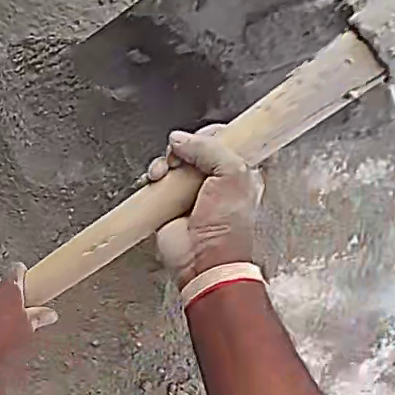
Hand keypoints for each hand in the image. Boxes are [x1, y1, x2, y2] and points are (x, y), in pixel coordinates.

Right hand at [148, 126, 262, 287]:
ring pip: (174, 161)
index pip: (226, 139)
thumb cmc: (227, 227)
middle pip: (196, 147)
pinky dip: (154, 176)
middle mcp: (215, 179)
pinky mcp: (169, 202)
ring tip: (166, 171)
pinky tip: (156, 180)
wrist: (202, 260)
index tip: (202, 138)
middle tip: (182, 156)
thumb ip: (209, 148)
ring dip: (166, 161)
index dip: (211, 134)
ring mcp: (191, 191)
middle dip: (185, 146)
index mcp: (240, 171)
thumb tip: (179, 139)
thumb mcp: (232, 175)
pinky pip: (158, 180)